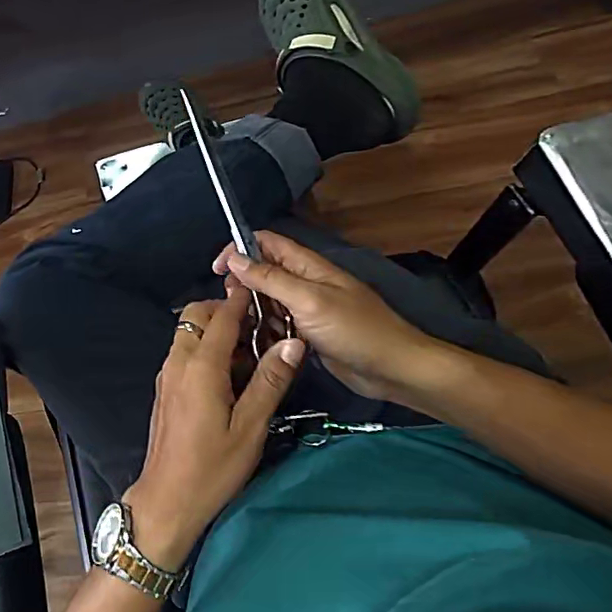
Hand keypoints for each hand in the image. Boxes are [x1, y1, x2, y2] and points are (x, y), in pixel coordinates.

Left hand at [124, 294, 303, 567]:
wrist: (167, 498)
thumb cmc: (213, 467)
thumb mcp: (251, 426)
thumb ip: (270, 380)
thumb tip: (292, 341)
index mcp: (200, 366)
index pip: (221, 317)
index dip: (242, 300)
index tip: (265, 292)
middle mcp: (177, 362)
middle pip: (196, 316)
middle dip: (225, 312)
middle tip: (259, 328)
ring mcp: (167, 376)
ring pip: (187, 334)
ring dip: (214, 331)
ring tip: (251, 351)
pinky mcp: (165, 389)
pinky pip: (183, 354)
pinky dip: (204, 350)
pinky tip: (230, 374)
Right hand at [215, 231, 453, 401]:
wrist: (393, 369)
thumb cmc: (354, 330)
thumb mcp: (308, 300)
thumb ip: (270, 279)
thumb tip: (234, 258)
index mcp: (307, 266)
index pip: (266, 242)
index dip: (239, 249)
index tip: (218, 270)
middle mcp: (304, 282)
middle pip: (262, 270)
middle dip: (241, 283)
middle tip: (230, 304)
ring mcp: (306, 308)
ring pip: (266, 299)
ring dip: (251, 308)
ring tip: (241, 324)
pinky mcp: (306, 331)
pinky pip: (276, 322)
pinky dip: (263, 328)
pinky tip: (255, 340)